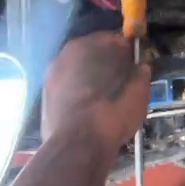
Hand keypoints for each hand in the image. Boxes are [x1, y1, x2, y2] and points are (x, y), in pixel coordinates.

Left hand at [39, 33, 150, 154]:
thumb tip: (140, 68)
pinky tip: (92, 112)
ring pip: (79, 74)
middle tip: (123, 81)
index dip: (128, 52)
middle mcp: (63, 56)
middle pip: (92, 55)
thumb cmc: (113, 109)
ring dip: (91, 81)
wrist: (79, 146)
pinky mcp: (44, 102)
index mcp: (87, 44)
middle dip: (107, 65)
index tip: (137, 65)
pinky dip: (80, 97)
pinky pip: (69, 92)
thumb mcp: (139, 88)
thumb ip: (140, 72)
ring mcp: (50, 79)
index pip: (114, 39)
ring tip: (107, 100)